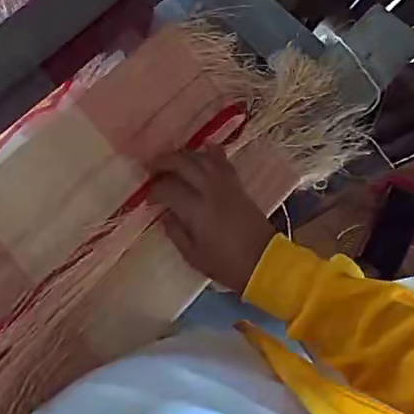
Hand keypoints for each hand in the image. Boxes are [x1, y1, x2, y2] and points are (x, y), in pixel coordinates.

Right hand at [148, 145, 276, 294]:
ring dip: (183, 155)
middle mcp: (210, 190)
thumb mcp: (193, 255)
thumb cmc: (226, 264)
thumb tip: (165, 214)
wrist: (264, 261)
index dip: (154, 191)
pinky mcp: (238, 185)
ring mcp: (226, 185)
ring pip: (201, 157)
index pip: (168, 188)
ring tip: (171, 161)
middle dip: (162, 162)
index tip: (149, 200)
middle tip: (151, 169)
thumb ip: (175, 232)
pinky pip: (222, 161)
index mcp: (197, 210)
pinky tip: (202, 149)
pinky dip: (211, 152)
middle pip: (182, 163)